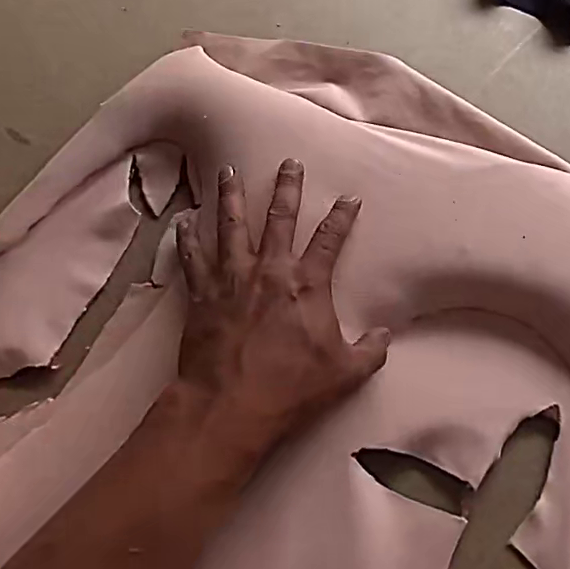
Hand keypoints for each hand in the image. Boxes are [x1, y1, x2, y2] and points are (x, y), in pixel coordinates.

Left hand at [173, 159, 389, 460]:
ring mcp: (232, 279)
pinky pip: (192, 257)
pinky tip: (184, 219)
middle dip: (287, 188)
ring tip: (228, 172)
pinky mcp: (203, 294)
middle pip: (279, 219)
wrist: (231, 404)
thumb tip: (386, 336)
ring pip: (231, 226)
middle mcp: (269, 271)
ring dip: (231, 197)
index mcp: (305, 285)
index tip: (349, 198)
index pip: (329, 241)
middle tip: (289, 163)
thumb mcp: (344, 374)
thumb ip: (370, 351)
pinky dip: (187, 237)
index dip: (342, 217)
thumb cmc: (289, 388)